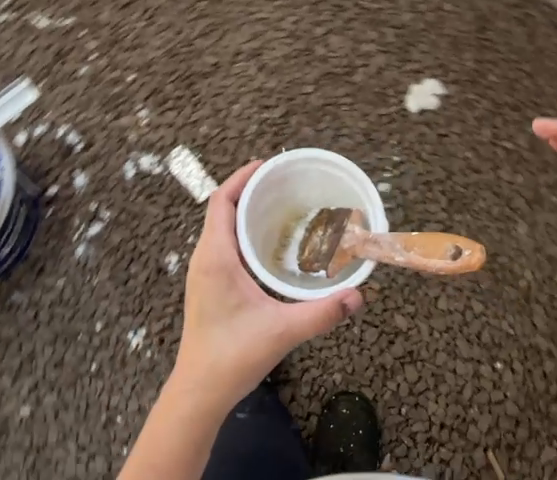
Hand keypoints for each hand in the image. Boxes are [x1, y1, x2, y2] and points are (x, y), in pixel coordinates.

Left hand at [171, 160, 363, 408]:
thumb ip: (321, 313)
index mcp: (215, 256)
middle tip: (283, 182)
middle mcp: (205, 257)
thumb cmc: (231, 356)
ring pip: (222, 227)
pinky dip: (243, 233)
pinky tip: (269, 245)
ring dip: (245, 211)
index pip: (221, 201)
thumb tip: (357, 296)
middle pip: (222, 209)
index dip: (242, 177)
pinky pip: (224, 244)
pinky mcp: (208, 285)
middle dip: (250, 190)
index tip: (268, 164)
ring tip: (279, 205)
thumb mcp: (281, 331)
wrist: (199, 392)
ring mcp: (204, 272)